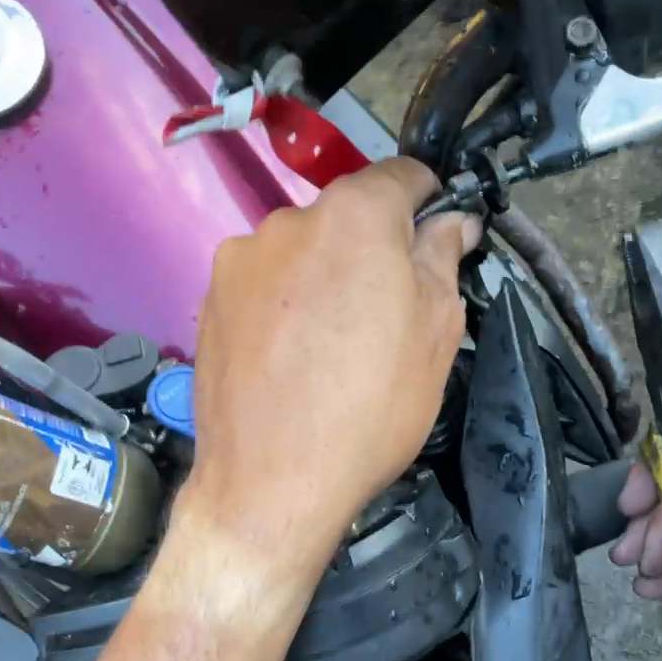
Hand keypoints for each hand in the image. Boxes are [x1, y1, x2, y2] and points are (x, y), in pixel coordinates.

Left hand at [185, 158, 480, 555]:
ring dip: (324, 280)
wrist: (271, 484)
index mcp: (353, 217)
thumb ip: (443, 260)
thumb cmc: (369, 411)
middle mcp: (287, 221)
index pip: (401, 175)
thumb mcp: (435, 336)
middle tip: (387, 316)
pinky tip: (293, 359)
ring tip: (332, 349)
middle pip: (346, 219)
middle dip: (372, 252)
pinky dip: (285, 305)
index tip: (437, 233)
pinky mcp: (210, 301)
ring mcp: (239, 261)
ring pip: (301, 254)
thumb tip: (451, 221)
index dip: (428, 200)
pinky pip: (264, 286)